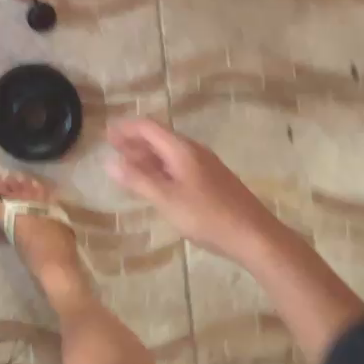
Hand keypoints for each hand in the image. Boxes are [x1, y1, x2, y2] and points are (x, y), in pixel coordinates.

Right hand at [106, 117, 270, 255]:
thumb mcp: (167, 200)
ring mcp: (206, 166)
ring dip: (147, 156)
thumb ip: (137, 179)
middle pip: (159, 137)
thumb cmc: (208, 216)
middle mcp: (194, 151)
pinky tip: (158, 184)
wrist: (256, 237)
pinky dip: (161, 167)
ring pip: (170, 152)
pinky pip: (180, 165)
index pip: (148, 127)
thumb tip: (109, 161)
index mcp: (181, 149)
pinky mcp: (213, 181)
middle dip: (135, 141)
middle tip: (113, 148)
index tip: (106, 133)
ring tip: (129, 166)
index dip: (126, 128)